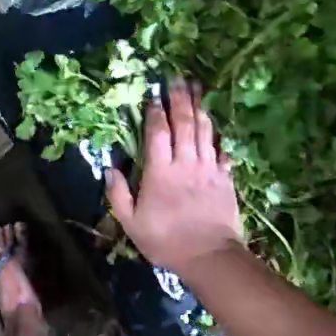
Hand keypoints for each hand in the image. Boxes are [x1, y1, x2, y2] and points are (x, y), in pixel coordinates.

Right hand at [105, 78, 245, 275]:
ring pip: (205, 132)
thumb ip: (119, 194)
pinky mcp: (226, 179)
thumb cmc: (165, 241)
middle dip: (180, 99)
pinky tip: (217, 132)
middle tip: (178, 79)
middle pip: (184, 124)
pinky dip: (218, 139)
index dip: (156, 112)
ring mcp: (209, 169)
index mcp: (160, 172)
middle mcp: (185, 163)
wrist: (209, 256)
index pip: (158, 133)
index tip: (153, 95)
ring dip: (200, 110)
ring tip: (197, 92)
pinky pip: (223, 153)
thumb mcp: (131, 223)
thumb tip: (110, 169)